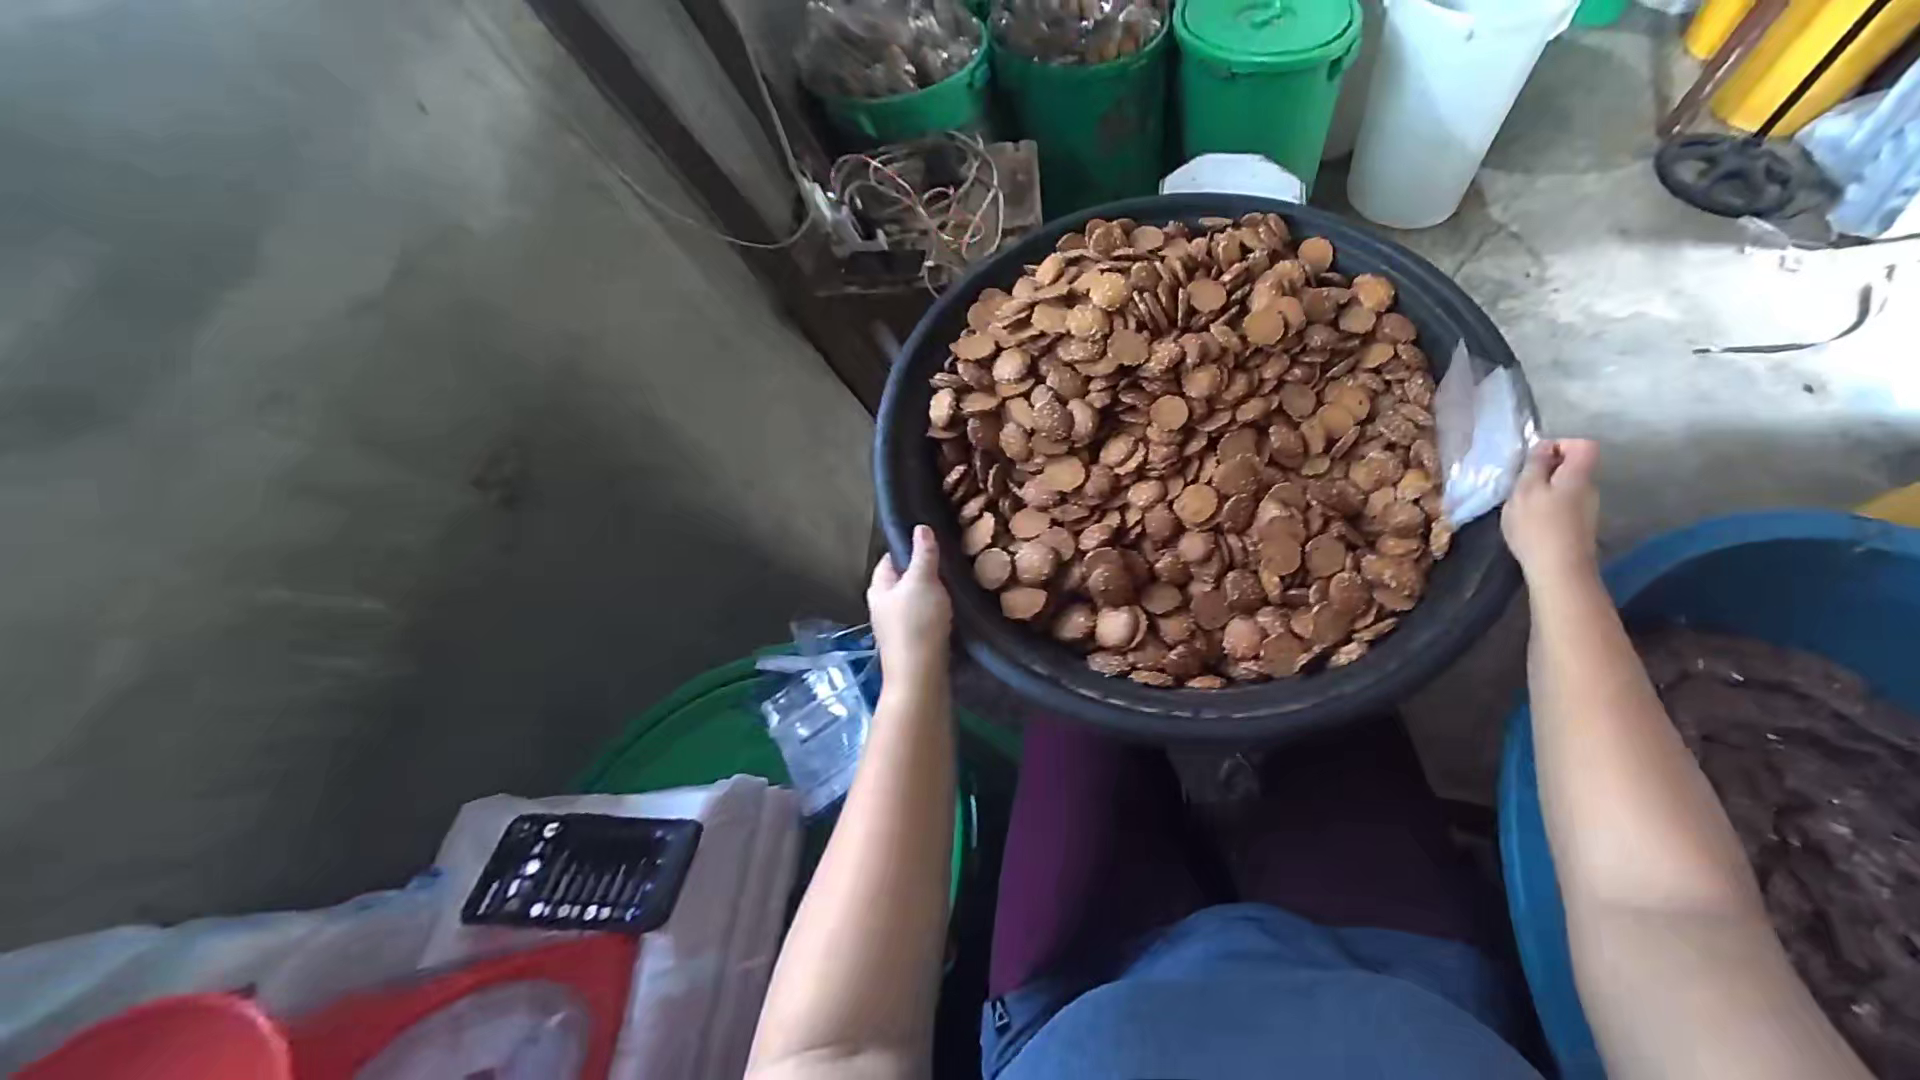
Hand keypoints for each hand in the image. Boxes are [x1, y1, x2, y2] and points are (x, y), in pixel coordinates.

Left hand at [868, 525, 951, 678]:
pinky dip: (936, 613)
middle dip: (922, 572)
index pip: (889, 558)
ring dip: (931, 594)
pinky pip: (924, 620)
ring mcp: (896, 627)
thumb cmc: (916, 624)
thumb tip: (920, 527)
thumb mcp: (922, 581)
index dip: (908, 547)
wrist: (919, 677)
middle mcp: (883, 606)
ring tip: (955, 584)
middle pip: (903, 580)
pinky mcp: (911, 644)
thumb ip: (923, 554)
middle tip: (949, 562)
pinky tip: (952, 612)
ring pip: (914, 601)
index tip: (932, 542)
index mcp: (878, 588)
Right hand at [1502, 439, 1600, 579]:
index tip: (1534, 459)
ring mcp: (1586, 507)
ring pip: (1566, 485)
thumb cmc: (1538, 526)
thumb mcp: (1526, 491)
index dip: (1559, 444)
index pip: (1583, 444)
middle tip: (1520, 484)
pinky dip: (1546, 505)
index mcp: (1578, 475)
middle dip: (1546, 469)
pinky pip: (1563, 502)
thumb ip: (1534, 466)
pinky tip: (1530, 520)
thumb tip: (1543, 446)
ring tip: (1521, 504)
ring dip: (1543, 489)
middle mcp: (1589, 487)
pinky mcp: (1578, 524)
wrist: (1559, 568)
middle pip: (1574, 466)